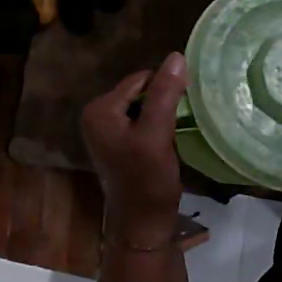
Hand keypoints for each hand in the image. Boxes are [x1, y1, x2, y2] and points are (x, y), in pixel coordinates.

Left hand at [81, 52, 187, 252]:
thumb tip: (176, 56)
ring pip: (143, 106)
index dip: (165, 87)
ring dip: (162, 113)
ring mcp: (106, 131)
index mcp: (99, 109)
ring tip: (177, 129)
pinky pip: (141, 121)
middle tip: (183, 118)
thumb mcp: (157, 134)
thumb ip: (164, 94)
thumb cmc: (147, 180)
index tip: (186, 105)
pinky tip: (168, 140)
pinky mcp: (118, 144)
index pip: (140, 79)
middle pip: (140, 91)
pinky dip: (157, 125)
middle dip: (162, 100)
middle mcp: (96, 115)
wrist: (142, 224)